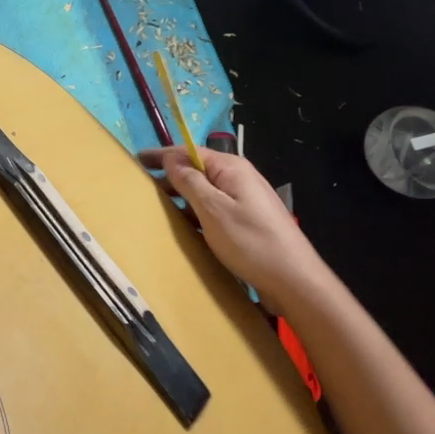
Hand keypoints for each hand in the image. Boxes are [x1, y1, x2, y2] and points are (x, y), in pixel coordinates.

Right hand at [139, 147, 329, 312]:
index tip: (137, 159)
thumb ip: (189, 182)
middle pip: (198, 170)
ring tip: (160, 208)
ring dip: (184, 197)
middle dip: (171, 177)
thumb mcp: (213, 210)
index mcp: (231, 168)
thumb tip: (171, 160)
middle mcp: (239, 178)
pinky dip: (198, 213)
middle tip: (144, 189)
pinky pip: (216, 209)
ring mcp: (247, 200)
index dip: (162, 154)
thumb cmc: (251, 242)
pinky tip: (187, 228)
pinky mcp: (250, 221)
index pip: (189, 151)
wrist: (296, 282)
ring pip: (206, 191)